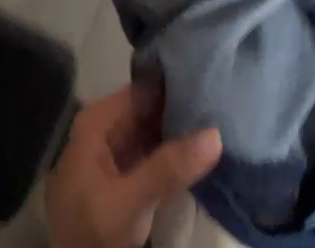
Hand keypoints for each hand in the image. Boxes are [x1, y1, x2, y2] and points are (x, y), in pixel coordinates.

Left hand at [45, 85, 222, 247]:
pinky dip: (177, 149)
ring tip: (222, 118)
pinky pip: (155, 151)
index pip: (144, 88)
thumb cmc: (90, 234)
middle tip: (224, 102)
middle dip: (184, 106)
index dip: (177, 82)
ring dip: (183, 128)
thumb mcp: (128, 203)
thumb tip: (216, 134)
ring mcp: (114, 152)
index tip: (213, 81)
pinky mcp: (125, 175)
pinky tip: (205, 147)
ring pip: (155, 129)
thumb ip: (168, 168)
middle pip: (150, 107)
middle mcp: (104, 129)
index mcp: (96, 122)